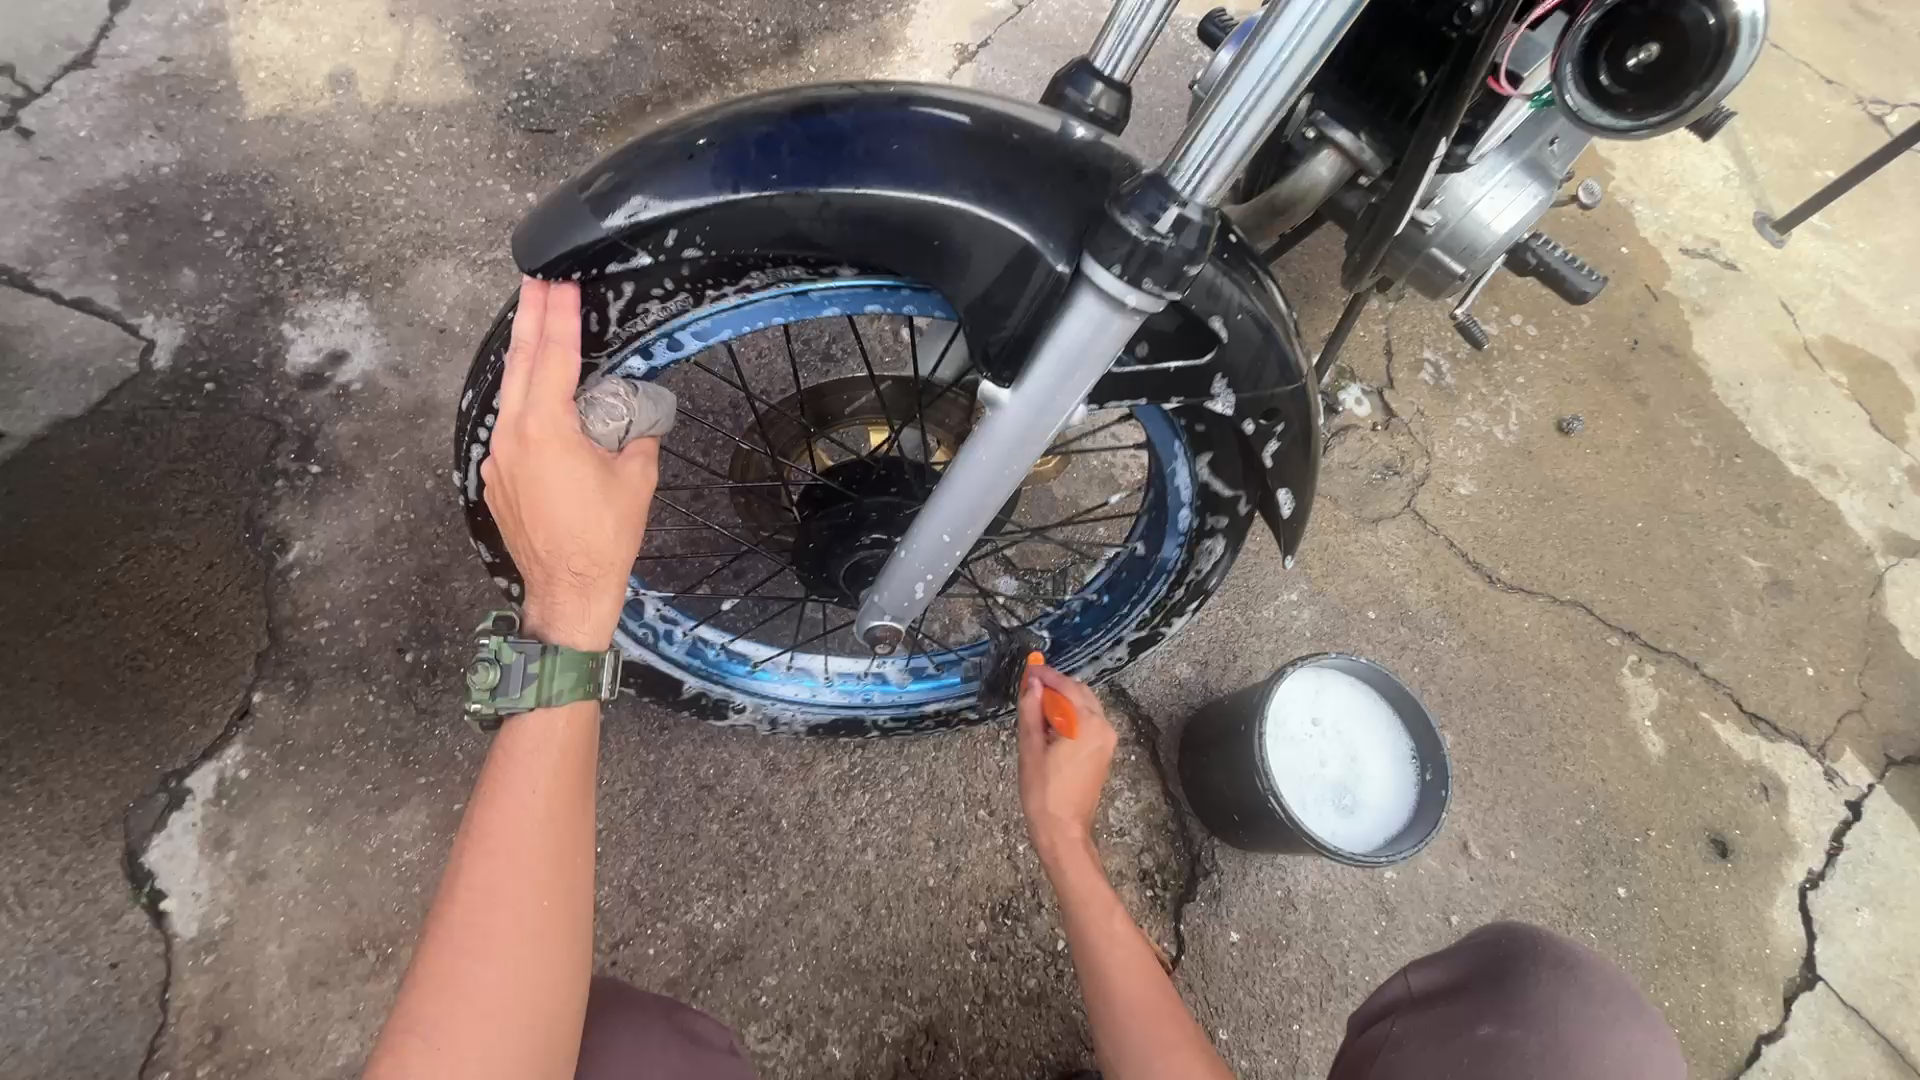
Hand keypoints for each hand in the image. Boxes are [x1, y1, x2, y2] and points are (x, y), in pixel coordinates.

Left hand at [481, 278, 658, 651]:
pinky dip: (528, 405)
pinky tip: (545, 405)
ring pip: (511, 395)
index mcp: (546, 430)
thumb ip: (636, 438)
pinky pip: (512, 428)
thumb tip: (636, 421)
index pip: (553, 358)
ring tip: (539, 331)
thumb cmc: (606, 536)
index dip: (559, 317)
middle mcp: (512, 436)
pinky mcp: (498, 478)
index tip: (559, 282)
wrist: (569, 588)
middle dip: (529, 319)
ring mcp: (498, 457)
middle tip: (536, 281)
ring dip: (527, 361)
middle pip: (519, 364)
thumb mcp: (637, 479)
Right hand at [1016, 663, 1118, 869]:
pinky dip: (1071, 716)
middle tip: (1029, 689)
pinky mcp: (1104, 751)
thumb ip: (1031, 709)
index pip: (1066, 686)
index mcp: (1086, 724)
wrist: (1063, 830)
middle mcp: (1103, 727)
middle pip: (1079, 692)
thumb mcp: (1030, 747)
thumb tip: (1033, 683)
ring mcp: (1107, 740)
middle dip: (1055, 687)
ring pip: (1084, 706)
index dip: (1045, 675)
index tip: (1028, 668)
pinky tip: (1050, 726)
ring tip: (1036, 710)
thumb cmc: (1043, 792)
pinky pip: (1089, 721)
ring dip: (1062, 701)